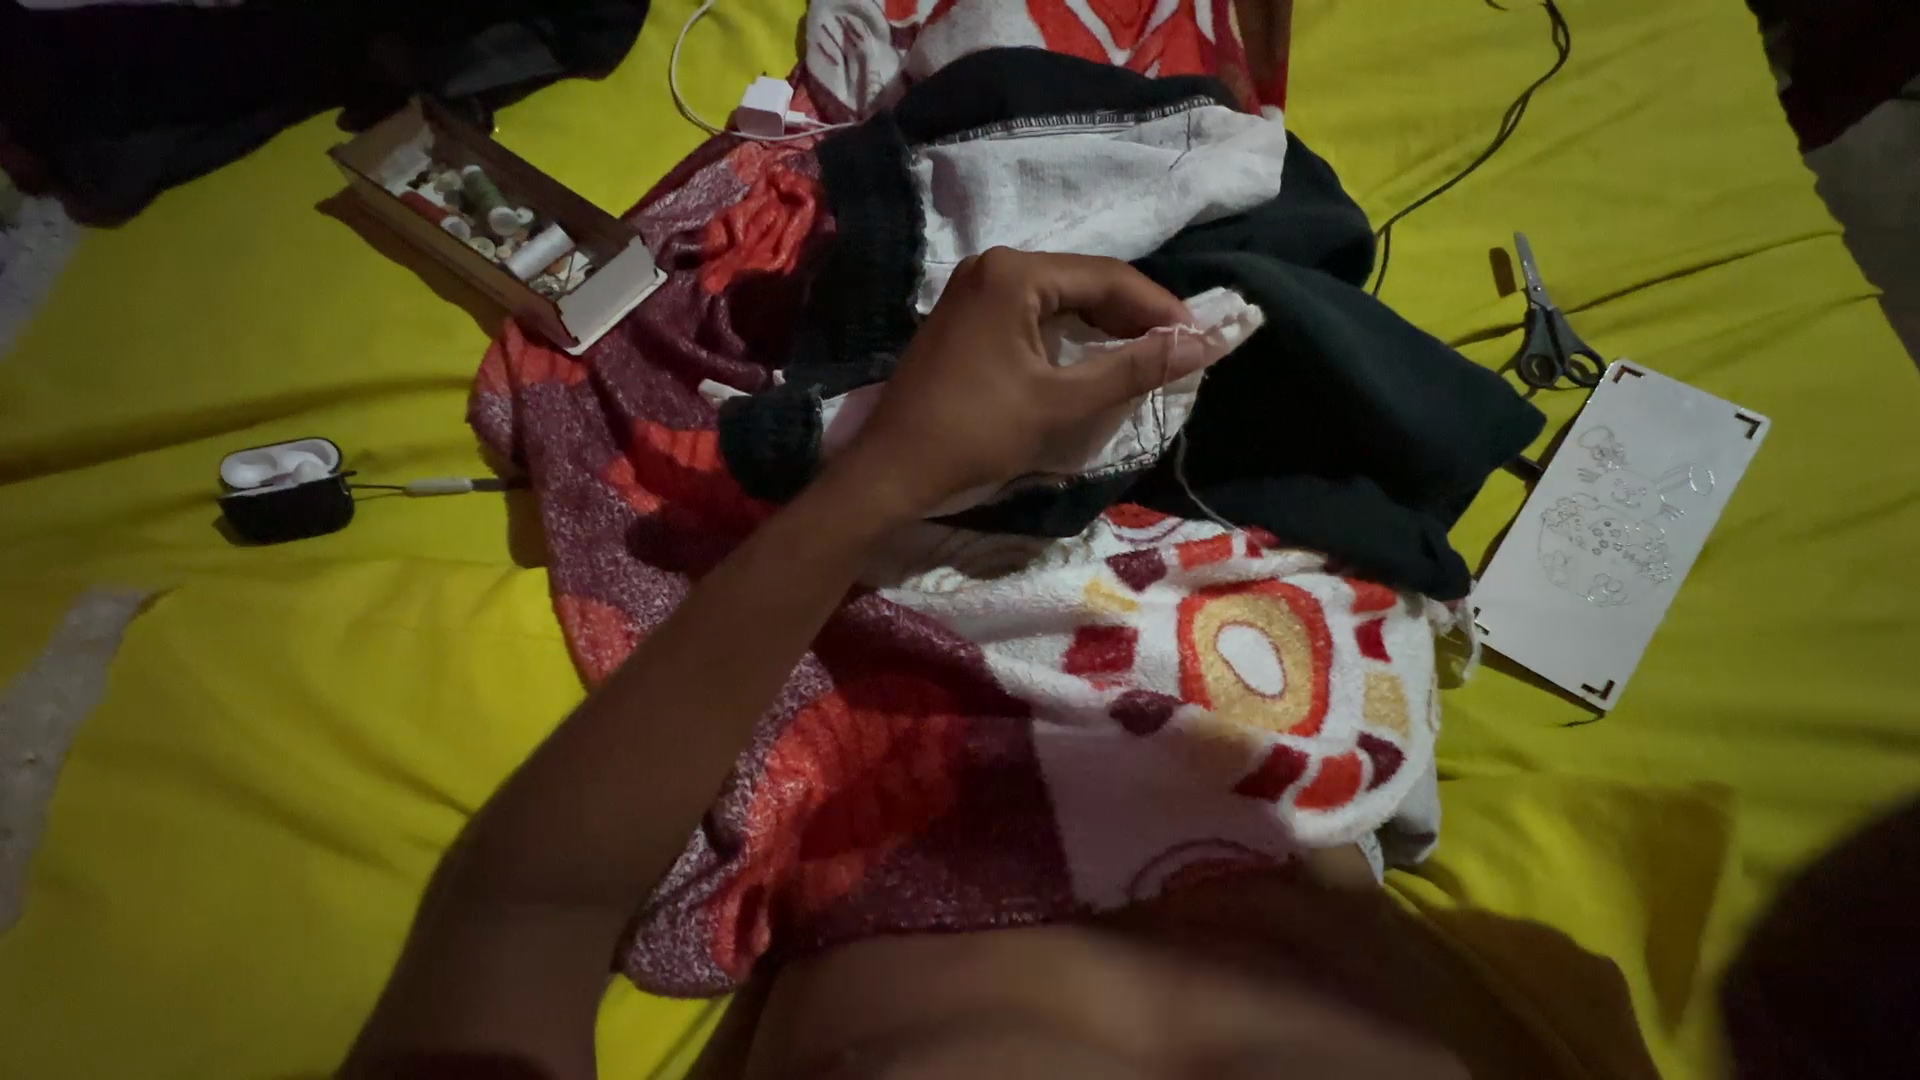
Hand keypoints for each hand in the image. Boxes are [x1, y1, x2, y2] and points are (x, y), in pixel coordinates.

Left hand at [829, 248, 1208, 520]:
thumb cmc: (975, 434)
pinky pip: (1031, 318)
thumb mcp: (1060, 404)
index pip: (1108, 278)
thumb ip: (1133, 369)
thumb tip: (1202, 343)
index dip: (1160, 308)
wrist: (892, 471)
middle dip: (1132, 317)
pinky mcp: (965, 321)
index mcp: (1013, 273)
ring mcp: (973, 293)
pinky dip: (1066, 339)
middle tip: (1177, 350)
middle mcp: (991, 267)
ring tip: (1145, 358)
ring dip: (1102, 328)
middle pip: (1083, 283)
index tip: (1201, 339)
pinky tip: (1091, 361)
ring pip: (1058, 302)